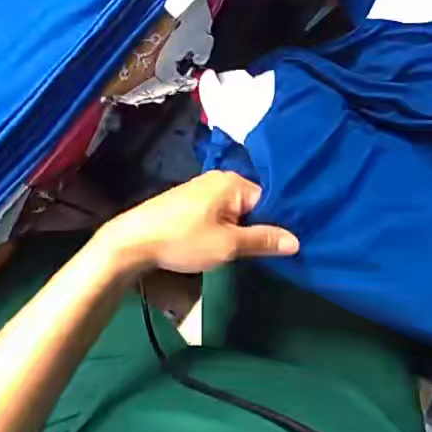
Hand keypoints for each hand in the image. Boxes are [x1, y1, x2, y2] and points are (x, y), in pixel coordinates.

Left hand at [94, 171, 298, 274]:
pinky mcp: (190, 202)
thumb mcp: (228, 244)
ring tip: (252, 251)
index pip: (270, 199)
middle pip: (253, 204)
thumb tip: (296, 240)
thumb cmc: (184, 239)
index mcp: (233, 182)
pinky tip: (227, 244)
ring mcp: (202, 189)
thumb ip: (263, 240)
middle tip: (274, 252)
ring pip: (235, 211)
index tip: (291, 244)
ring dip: (242, 229)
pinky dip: (226, 227)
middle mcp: (219, 179)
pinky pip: (220, 212)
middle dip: (261, 226)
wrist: (134, 240)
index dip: (280, 222)